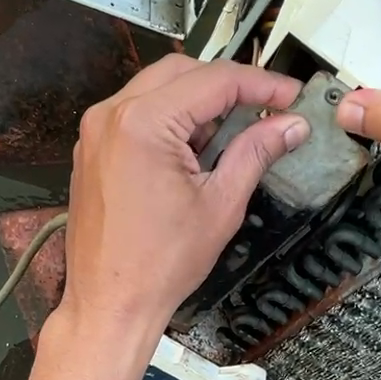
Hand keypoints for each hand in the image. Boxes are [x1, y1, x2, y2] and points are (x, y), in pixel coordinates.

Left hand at [59, 56, 307, 345]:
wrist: (110, 306)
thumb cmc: (155, 269)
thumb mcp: (220, 206)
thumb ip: (255, 154)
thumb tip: (287, 126)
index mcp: (142, 124)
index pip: (214, 80)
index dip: (260, 84)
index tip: (288, 96)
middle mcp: (110, 118)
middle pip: (182, 73)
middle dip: (227, 88)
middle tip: (265, 111)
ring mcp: (95, 134)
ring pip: (157, 91)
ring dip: (197, 104)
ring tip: (230, 138)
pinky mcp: (91, 152)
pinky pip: (135, 116)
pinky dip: (168, 122)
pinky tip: (193, 152)